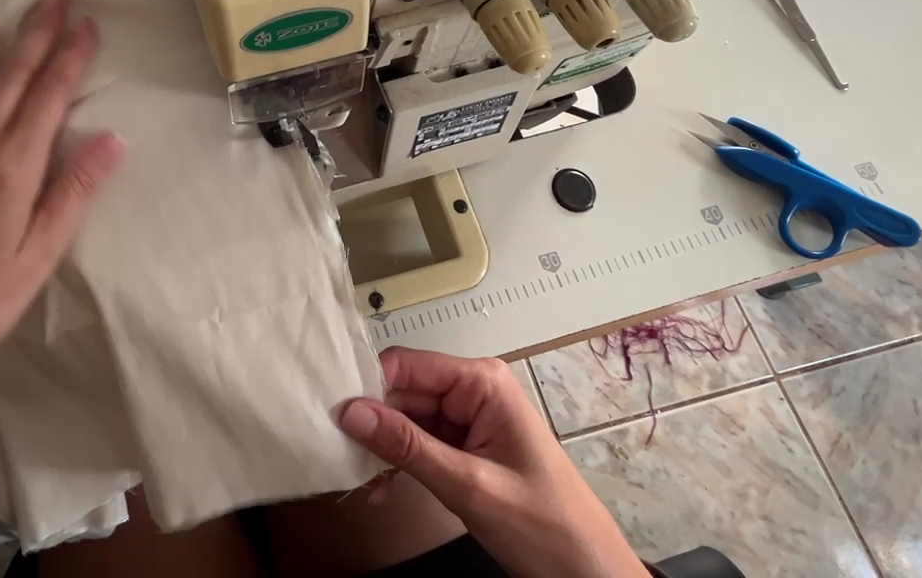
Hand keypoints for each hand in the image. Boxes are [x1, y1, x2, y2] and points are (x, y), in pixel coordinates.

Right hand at [338, 348, 649, 577]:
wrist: (589, 574)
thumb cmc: (543, 524)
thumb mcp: (469, 485)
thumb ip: (408, 447)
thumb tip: (350, 411)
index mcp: (481, 381)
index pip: (408, 365)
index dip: (369, 384)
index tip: (332, 412)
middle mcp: (471, 389)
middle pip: (403, 392)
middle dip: (372, 423)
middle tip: (337, 453)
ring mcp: (468, 418)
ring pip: (405, 419)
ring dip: (382, 449)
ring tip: (358, 480)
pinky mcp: (464, 445)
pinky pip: (419, 443)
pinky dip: (398, 464)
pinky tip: (379, 490)